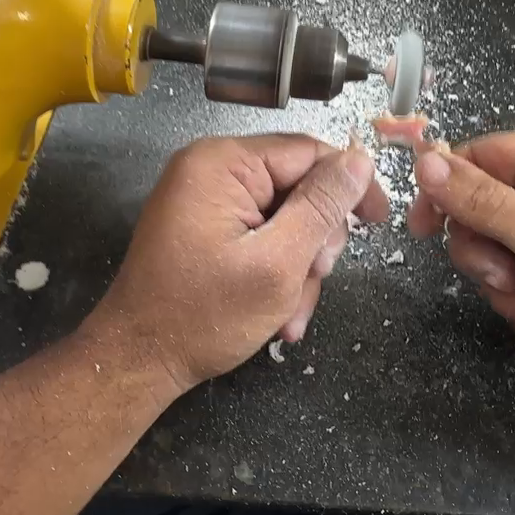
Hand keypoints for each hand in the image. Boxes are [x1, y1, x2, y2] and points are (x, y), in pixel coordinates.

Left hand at [85, 134, 389, 390]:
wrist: (137, 362)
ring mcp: (207, 200)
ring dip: (297, 268)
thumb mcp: (277, 262)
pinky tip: (277, 315)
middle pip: (297, 187)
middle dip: (314, 241)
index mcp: (223, 163)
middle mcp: (212, 170)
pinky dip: (275, 272)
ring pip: (285, 220)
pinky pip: (260, 236)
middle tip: (313, 278)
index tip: (377, 220)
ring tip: (288, 313)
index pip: (308, 151)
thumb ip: (321, 206)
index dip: (349, 185)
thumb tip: (360, 159)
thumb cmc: (202, 315)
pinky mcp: (205, 227)